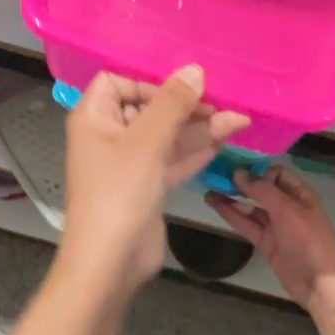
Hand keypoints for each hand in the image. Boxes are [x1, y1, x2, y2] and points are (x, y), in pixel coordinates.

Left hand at [61, 66, 249, 291]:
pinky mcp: (146, 186)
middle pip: (149, 107)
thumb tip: (194, 70)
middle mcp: (109, 136)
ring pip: (166, 136)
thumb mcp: (147, 141)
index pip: (118, 81)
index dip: (149, 81)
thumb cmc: (119, 193)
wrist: (109, 263)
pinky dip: (195, 151)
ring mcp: (129, 164)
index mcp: (94, 118)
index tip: (181, 89)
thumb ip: (173, 104)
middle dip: (186, 106)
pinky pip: (171, 160)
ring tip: (240, 120)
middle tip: (223, 103)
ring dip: (199, 128)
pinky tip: (224, 140)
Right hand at [205, 166, 334, 310]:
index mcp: (300, 194)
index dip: (257, 170)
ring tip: (208, 187)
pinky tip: (215, 204)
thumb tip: (239, 172)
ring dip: (232, 198)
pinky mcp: (266, 241)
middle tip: (216, 174)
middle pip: (261, 189)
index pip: (276, 174)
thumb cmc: (308, 241)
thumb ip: (262, 190)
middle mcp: (288, 206)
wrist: (319, 283)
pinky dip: (231, 214)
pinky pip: (247, 224)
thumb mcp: (287, 211)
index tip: (236, 168)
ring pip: (251, 207)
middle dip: (241, 182)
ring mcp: (276, 225)